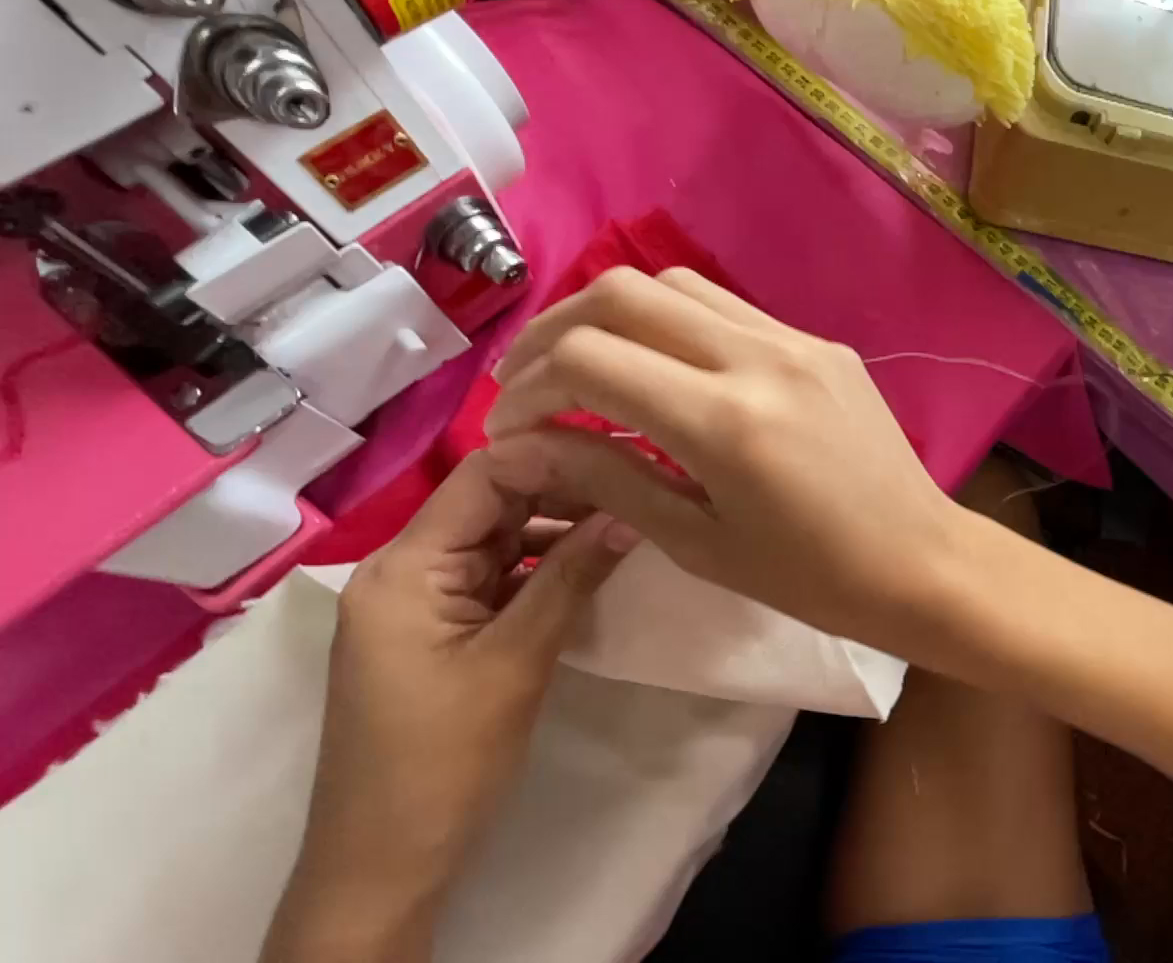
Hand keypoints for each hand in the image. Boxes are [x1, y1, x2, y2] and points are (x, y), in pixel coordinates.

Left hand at [262, 452, 634, 961]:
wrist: (387, 860)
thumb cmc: (444, 758)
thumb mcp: (518, 659)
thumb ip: (572, 576)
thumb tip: (631, 511)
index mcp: (405, 567)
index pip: (484, 475)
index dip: (554, 455)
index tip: (627, 453)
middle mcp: (406, 570)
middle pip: (493, 501)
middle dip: (566, 488)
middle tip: (642, 485)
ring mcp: (424, 601)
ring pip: (501, 537)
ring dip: (561, 526)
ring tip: (631, 518)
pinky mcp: (443, 629)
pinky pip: (500, 575)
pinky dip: (546, 564)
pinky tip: (596, 562)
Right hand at [481, 268, 977, 654]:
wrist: (919, 561)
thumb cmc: (811, 578)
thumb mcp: (698, 541)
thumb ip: (607, 476)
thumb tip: (523, 442)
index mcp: (724, 419)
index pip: (589, 359)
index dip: (529, 388)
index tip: (511, 428)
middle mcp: (759, 357)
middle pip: (623, 294)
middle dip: (555, 331)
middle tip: (531, 385)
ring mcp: (798, 340)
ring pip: (677, 285)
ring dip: (615, 315)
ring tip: (590, 368)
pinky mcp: (823, 344)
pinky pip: (730, 310)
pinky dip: (677, 324)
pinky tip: (667, 370)